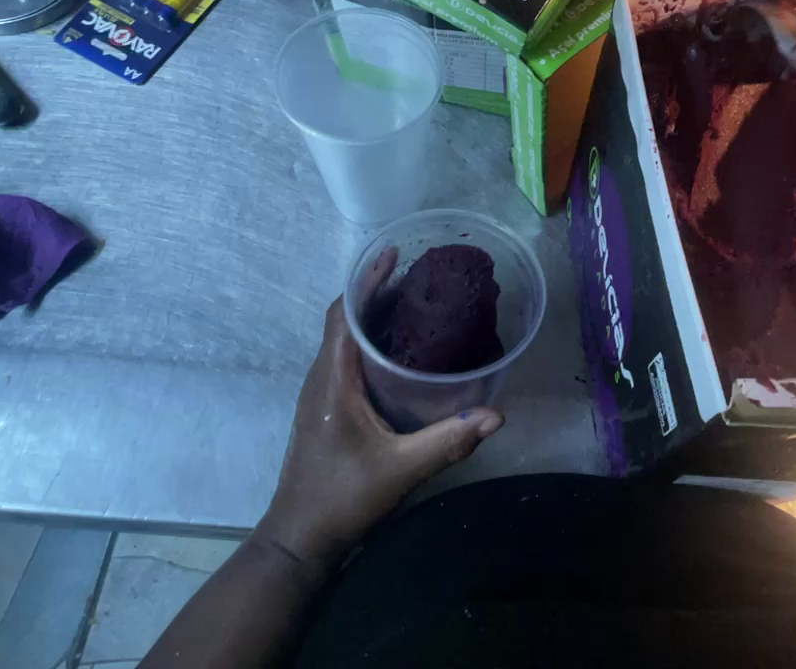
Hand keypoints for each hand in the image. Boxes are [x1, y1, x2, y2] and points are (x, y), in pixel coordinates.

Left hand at [255, 263, 503, 576]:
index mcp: (333, 380)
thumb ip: (447, 442)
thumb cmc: (342, 497)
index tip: (394, 256)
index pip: (342, 314)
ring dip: (373, 314)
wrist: (299, 538)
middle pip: (345, 318)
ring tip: (415, 301)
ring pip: (345, 337)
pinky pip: (348, 356)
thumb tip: (496, 416)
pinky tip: (403, 349)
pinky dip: (372, 339)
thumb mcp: (400, 470)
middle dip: (376, 291)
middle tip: (419, 275)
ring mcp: (322, 391)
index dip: (365, 281)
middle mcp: (323, 377)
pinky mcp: (328, 405)